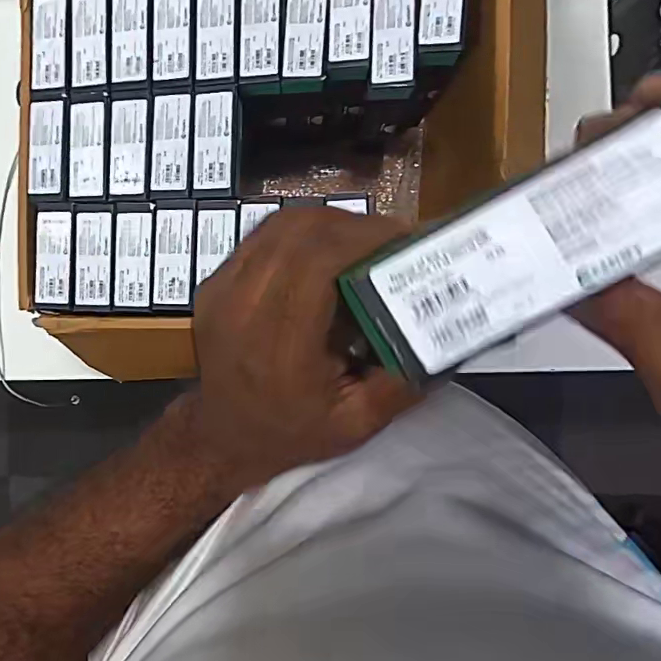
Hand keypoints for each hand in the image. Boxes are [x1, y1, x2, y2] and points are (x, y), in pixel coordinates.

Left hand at [183, 206, 420, 492]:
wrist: (218, 437)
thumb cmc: (288, 432)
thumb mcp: (356, 423)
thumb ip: (403, 380)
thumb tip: (446, 334)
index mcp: (277, 343)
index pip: (317, 261)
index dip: (363, 237)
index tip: (402, 239)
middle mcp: (242, 305)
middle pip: (299, 232)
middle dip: (353, 225)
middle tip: (390, 240)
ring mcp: (221, 288)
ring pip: (278, 225)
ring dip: (327, 223)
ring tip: (361, 242)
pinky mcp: (214, 281)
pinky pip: (261, 237)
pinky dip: (299, 233)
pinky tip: (324, 250)